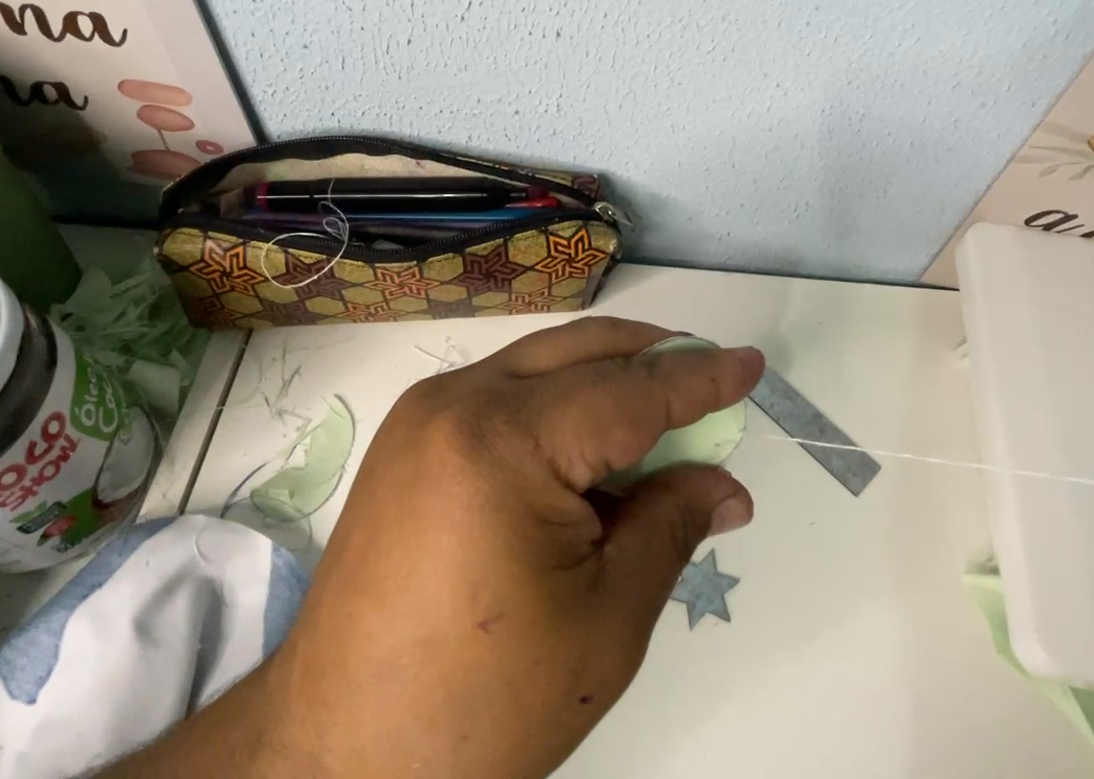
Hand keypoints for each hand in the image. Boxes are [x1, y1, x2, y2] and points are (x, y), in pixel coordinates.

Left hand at [107, 317, 762, 778]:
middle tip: (712, 381)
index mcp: (504, 439)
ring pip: (538, 366)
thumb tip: (724, 483)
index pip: (628, 393)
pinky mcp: (407, 442)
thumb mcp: (607, 618)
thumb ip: (671, 526)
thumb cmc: (485, 699)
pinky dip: (557, 403)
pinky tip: (592, 444)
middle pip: (579, 353)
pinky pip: (501, 394)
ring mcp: (421, 417)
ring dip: (604, 379)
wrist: (343, 748)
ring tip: (662, 414)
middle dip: (651, 359)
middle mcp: (455, 402)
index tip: (750, 365)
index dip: (698, 380)